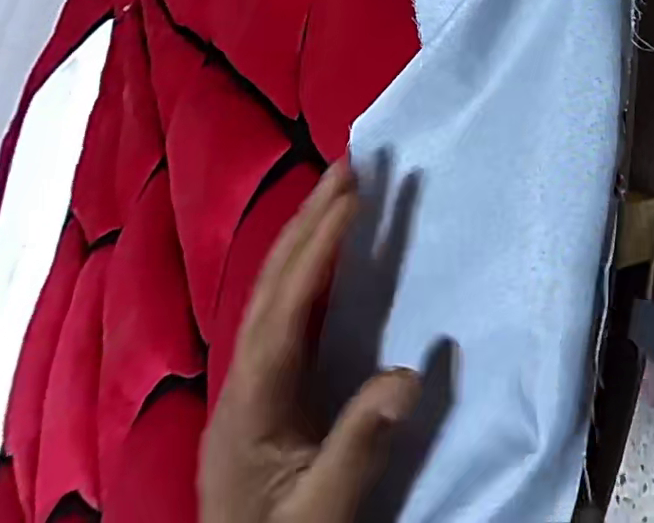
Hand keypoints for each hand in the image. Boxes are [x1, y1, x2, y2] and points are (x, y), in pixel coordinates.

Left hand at [200, 160, 418, 522]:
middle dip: (308, 219)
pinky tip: (328, 251)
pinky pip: (287, 306)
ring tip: (341, 189)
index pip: (285, 310)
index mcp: (253, 404)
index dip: (319, 249)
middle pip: (271, 284)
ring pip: (273, 290)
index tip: (353, 196)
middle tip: (348, 164)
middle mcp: (244, 380)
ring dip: (307, 232)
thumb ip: (358, 449)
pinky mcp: (268, 386)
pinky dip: (308, 263)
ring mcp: (251, 381)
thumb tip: (409, 372)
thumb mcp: (323, 513)